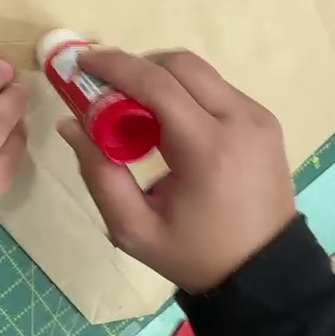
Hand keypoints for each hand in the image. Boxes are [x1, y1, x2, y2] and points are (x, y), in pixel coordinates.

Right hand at [58, 49, 296, 292]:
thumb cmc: (194, 254)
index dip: (115, 66)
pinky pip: (214, 88)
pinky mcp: (263, 121)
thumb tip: (70, 123)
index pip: (157, 84)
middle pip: (180, 64)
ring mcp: (258, 117)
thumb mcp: (133, 228)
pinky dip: (181, 90)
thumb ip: (97, 173)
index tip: (82, 61)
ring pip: (199, 71)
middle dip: (135, 65)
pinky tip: (162, 120)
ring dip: (158, 76)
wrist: (265, 274)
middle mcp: (240, 120)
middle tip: (102, 83)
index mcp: (208, 149)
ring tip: (129, 104)